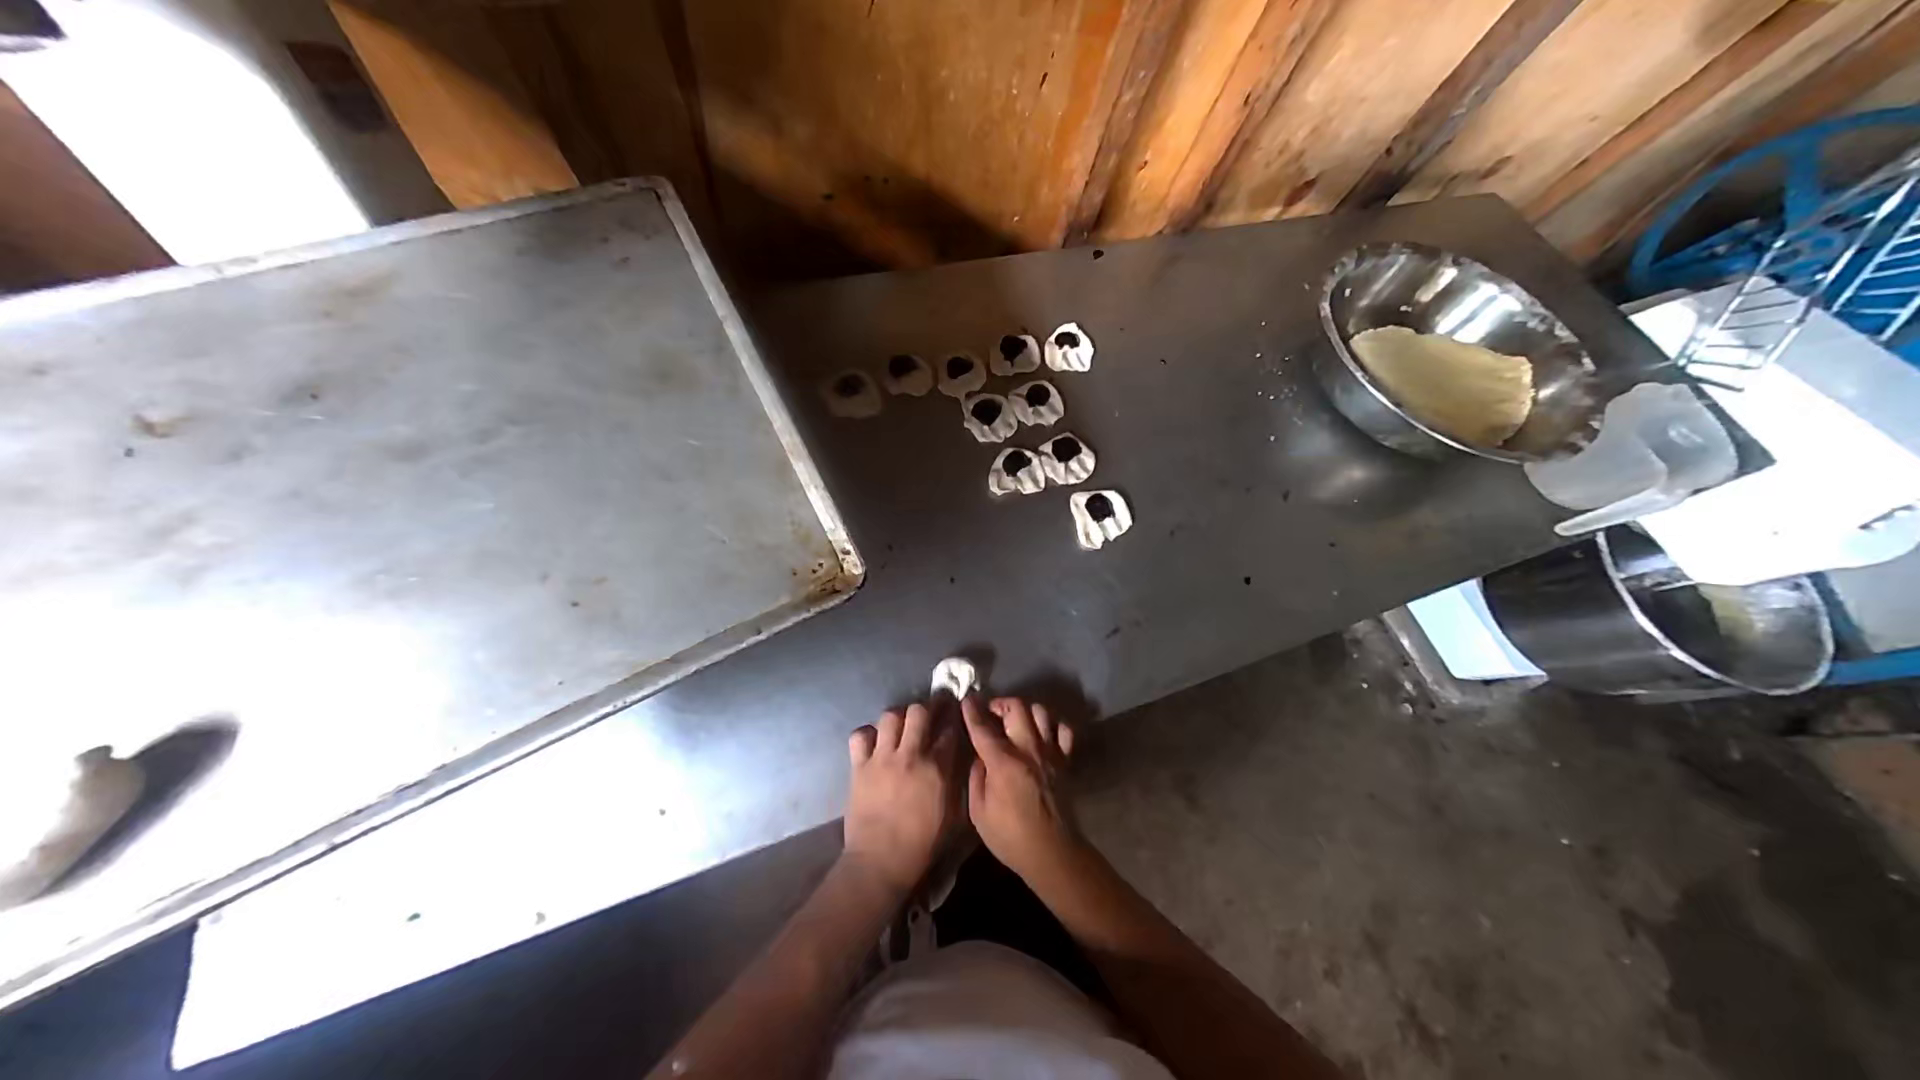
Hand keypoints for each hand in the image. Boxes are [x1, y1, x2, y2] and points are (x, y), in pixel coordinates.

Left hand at [843, 702, 960, 894]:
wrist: (881, 860)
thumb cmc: (923, 844)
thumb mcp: (955, 816)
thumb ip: (959, 783)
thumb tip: (961, 762)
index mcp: (938, 768)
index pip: (950, 728)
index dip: (953, 718)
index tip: (953, 716)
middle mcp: (911, 755)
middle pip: (919, 711)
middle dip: (926, 710)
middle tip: (927, 717)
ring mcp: (882, 758)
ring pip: (890, 716)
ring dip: (898, 719)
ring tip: (900, 729)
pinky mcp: (859, 766)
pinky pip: (860, 735)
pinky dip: (867, 735)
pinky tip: (874, 743)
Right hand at [961, 696, 1081, 883]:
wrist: (1052, 853)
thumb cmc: (1010, 837)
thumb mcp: (978, 812)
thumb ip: (976, 777)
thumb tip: (980, 757)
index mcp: (1003, 763)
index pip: (983, 727)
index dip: (972, 710)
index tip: (966, 699)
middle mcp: (1029, 750)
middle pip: (1017, 708)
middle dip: (1000, 703)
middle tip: (989, 712)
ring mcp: (1051, 753)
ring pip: (1041, 712)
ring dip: (1025, 711)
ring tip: (1014, 721)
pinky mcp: (1065, 761)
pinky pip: (1064, 731)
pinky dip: (1052, 725)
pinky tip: (1041, 733)